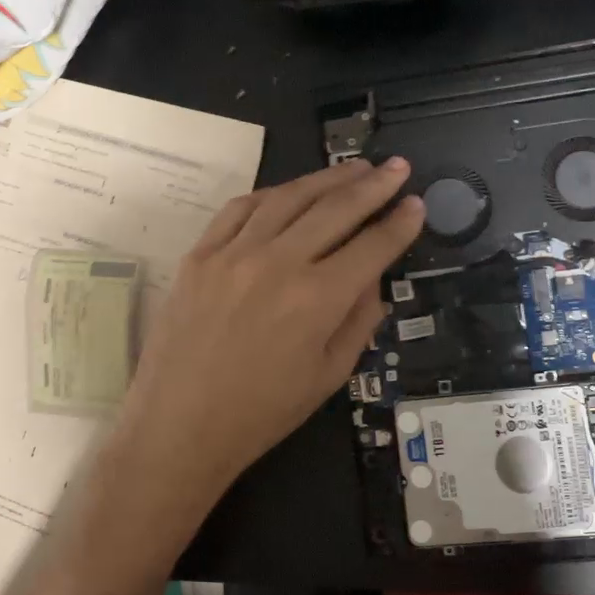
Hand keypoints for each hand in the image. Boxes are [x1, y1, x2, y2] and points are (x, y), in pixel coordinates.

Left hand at [120, 158, 424, 489]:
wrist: (177, 427)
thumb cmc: (260, 414)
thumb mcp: (328, 377)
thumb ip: (359, 322)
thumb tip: (373, 278)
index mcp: (317, 299)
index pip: (372, 247)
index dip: (400, 223)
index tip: (417, 203)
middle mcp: (278, 263)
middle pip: (336, 209)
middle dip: (373, 185)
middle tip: (396, 167)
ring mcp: (234, 253)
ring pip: (289, 197)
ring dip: (326, 178)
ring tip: (353, 168)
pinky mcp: (200, 253)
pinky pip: (241, 208)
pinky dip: (272, 194)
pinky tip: (290, 190)